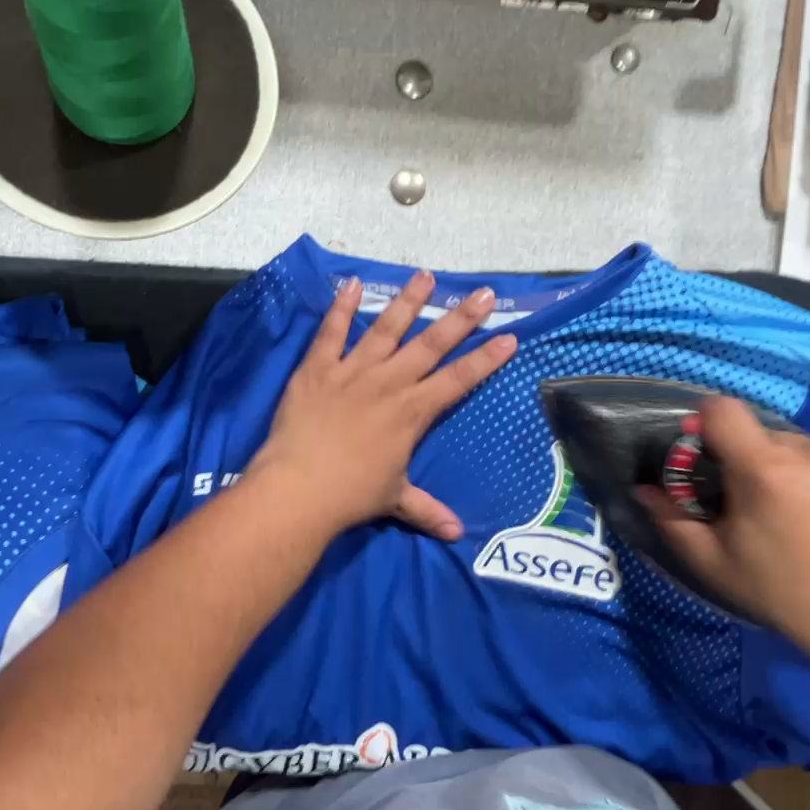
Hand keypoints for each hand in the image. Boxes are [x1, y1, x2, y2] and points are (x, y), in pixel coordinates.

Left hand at [246, 271, 518, 540]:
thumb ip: (427, 511)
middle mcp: (389, 383)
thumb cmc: (351, 495)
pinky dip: (341, 307)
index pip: (458, 379)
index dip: (486, 358)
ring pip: (386, 328)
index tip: (509, 336)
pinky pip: (332, 332)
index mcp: (412, 412)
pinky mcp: (318, 368)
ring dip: (408, 301)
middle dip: (461, 318)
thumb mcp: (395, 500)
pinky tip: (351, 284)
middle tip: (483, 293)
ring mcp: (352, 371)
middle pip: (431, 344)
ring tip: (425, 275)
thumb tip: (458, 534)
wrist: (299, 487)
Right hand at [638, 397, 809, 653]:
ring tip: (806, 520)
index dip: (708, 424)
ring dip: (799, 474)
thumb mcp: (713, 562)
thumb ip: (672, 519)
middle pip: (768, 437)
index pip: (723, 410)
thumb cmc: (783, 594)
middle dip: (755, 461)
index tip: (707, 453)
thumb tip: (644, 489)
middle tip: (758, 506)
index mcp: (763, 469)